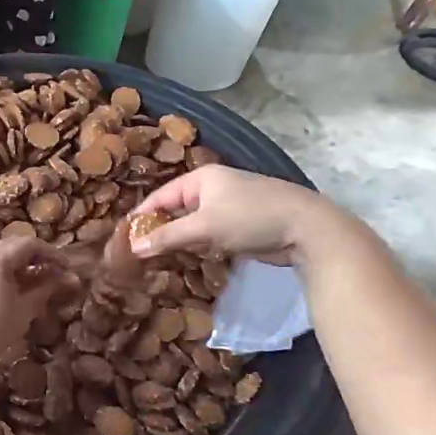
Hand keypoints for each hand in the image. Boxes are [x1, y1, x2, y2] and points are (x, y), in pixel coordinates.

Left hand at [0, 237, 68, 370]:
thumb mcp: (26, 308)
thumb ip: (47, 288)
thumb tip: (70, 278)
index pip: (28, 244)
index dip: (51, 253)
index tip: (67, 267)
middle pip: (11, 245)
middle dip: (34, 255)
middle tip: (53, 270)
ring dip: (18, 262)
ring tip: (36, 280)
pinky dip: (2, 271)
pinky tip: (13, 288)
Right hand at [125, 166, 352, 266]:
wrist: (310, 229)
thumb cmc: (251, 218)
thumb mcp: (203, 228)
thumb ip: (166, 237)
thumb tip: (133, 248)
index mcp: (203, 178)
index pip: (160, 196)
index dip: (142, 216)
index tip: (125, 237)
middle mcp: (214, 186)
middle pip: (175, 208)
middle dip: (159, 229)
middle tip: (140, 250)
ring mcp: (230, 204)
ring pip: (192, 221)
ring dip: (178, 238)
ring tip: (160, 256)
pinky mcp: (242, 222)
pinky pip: (209, 231)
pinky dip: (197, 242)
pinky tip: (189, 255)